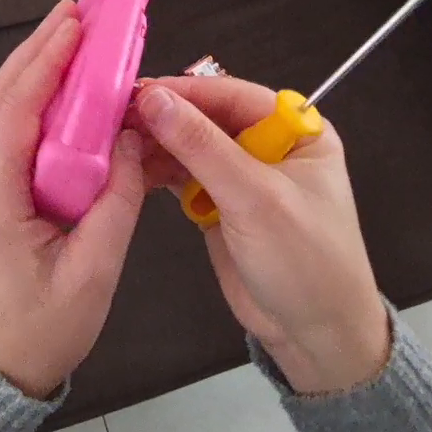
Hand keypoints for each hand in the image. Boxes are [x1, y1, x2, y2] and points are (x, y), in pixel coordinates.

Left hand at [0, 1, 146, 398]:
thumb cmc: (41, 328)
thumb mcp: (92, 273)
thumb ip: (117, 203)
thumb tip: (136, 138)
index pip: (17, 110)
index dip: (46, 61)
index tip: (75, 22)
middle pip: (4, 96)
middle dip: (40, 48)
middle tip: (78, 10)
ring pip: (4, 108)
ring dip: (36, 65)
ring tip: (72, 32)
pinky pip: (12, 130)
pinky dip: (36, 96)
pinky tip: (62, 85)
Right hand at [133, 77, 390, 393]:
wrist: (315, 339)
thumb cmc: (303, 262)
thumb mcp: (253, 198)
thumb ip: (201, 145)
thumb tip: (153, 98)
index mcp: (295, 130)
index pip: (232, 95)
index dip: (184, 92)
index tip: (137, 92)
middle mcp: (268, 143)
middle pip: (207, 115)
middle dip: (164, 117)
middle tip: (116, 117)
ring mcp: (242, 173)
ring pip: (190, 143)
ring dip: (156, 143)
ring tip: (116, 142)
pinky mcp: (220, 201)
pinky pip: (182, 173)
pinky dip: (157, 169)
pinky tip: (130, 166)